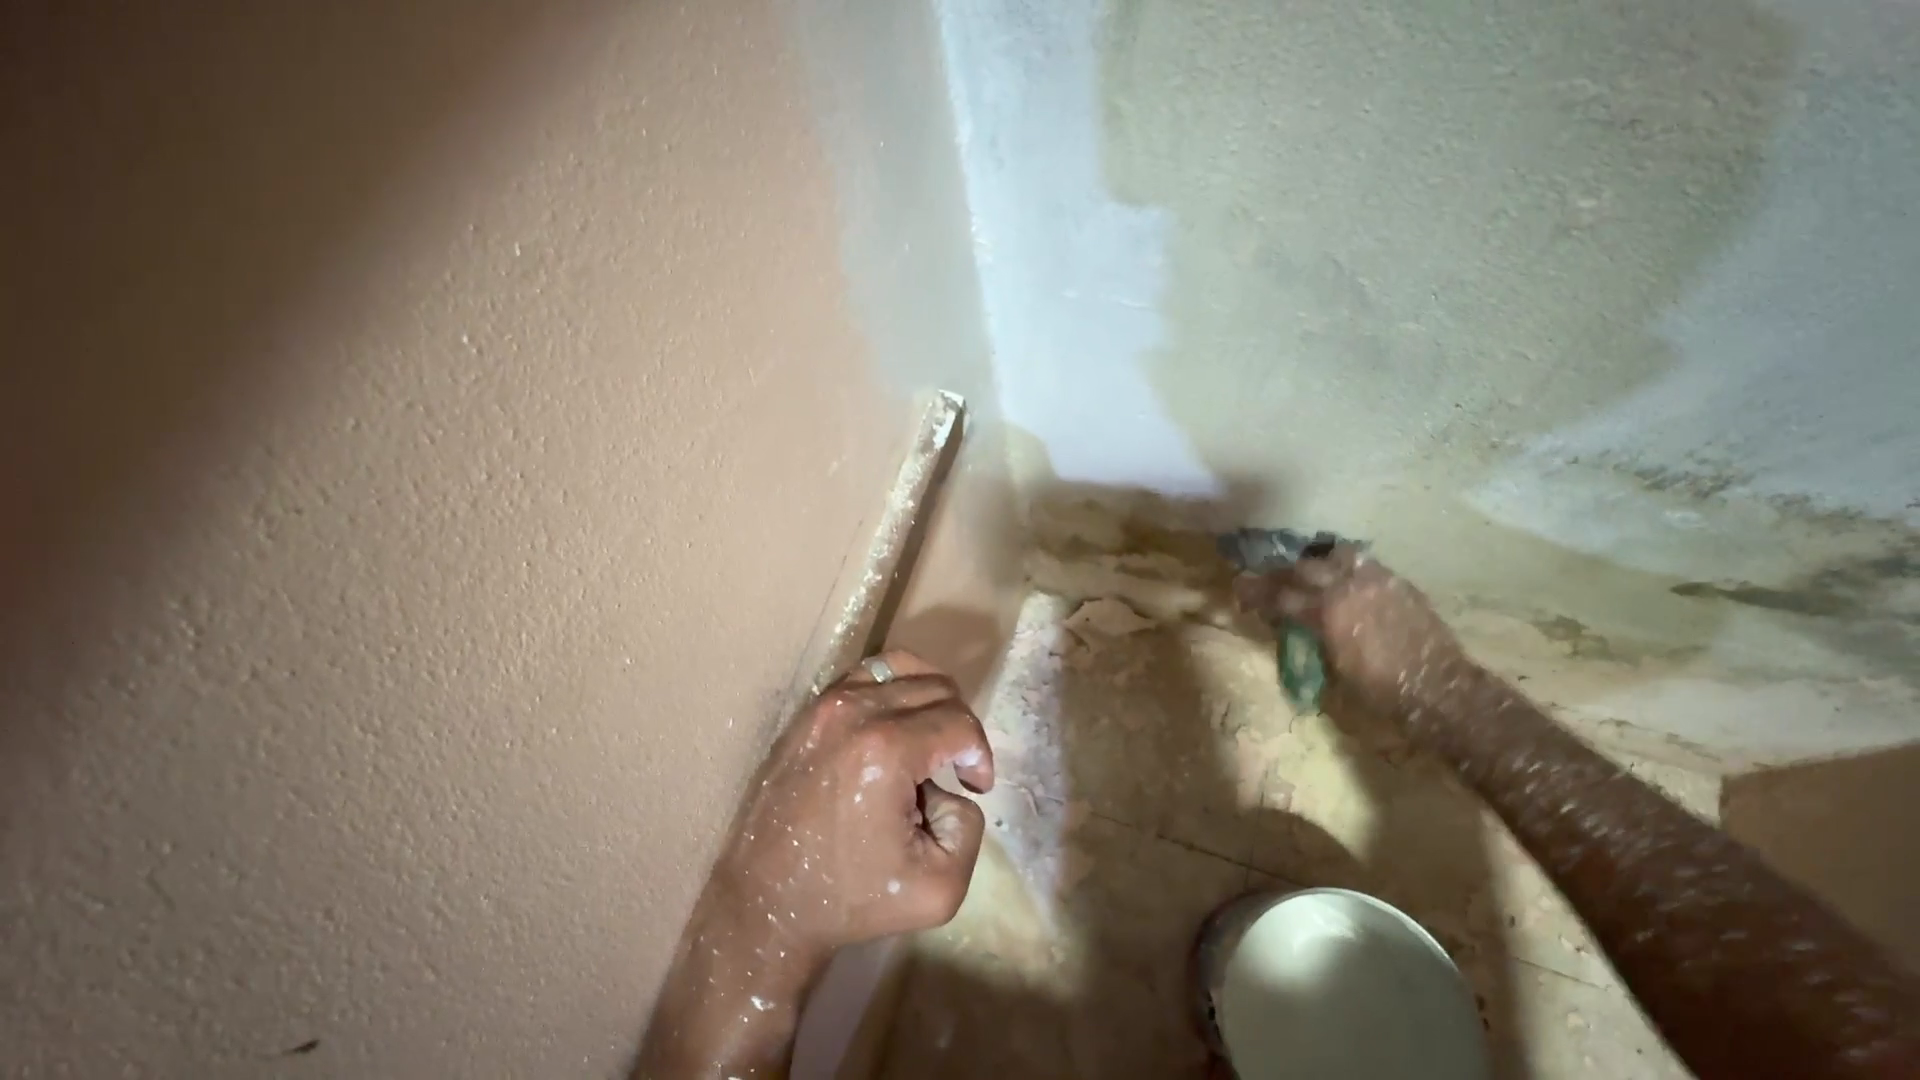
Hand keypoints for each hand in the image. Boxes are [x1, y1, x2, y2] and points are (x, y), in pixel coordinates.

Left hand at [710, 651, 993, 960]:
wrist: (769, 901)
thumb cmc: (852, 899)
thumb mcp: (940, 887)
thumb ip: (968, 827)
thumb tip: (949, 788)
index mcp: (887, 750)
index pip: (960, 722)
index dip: (980, 753)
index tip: (975, 785)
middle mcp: (854, 713)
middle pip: (937, 687)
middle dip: (960, 726)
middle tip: (956, 768)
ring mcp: (824, 707)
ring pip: (901, 667)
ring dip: (929, 699)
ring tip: (932, 738)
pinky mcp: (807, 713)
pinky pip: (865, 675)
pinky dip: (893, 688)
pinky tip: (897, 726)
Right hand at [1232, 545, 1471, 723]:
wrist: (1438, 690)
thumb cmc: (1380, 692)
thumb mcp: (1333, 670)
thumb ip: (1311, 639)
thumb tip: (1294, 626)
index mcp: (1326, 613)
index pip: (1280, 595)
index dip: (1256, 591)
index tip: (1239, 587)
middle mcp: (1348, 589)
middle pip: (1303, 568)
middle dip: (1282, 574)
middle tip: (1270, 580)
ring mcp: (1376, 582)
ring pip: (1338, 556)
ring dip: (1320, 564)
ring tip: (1313, 573)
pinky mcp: (1399, 584)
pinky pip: (1366, 565)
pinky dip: (1350, 569)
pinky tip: (1348, 582)